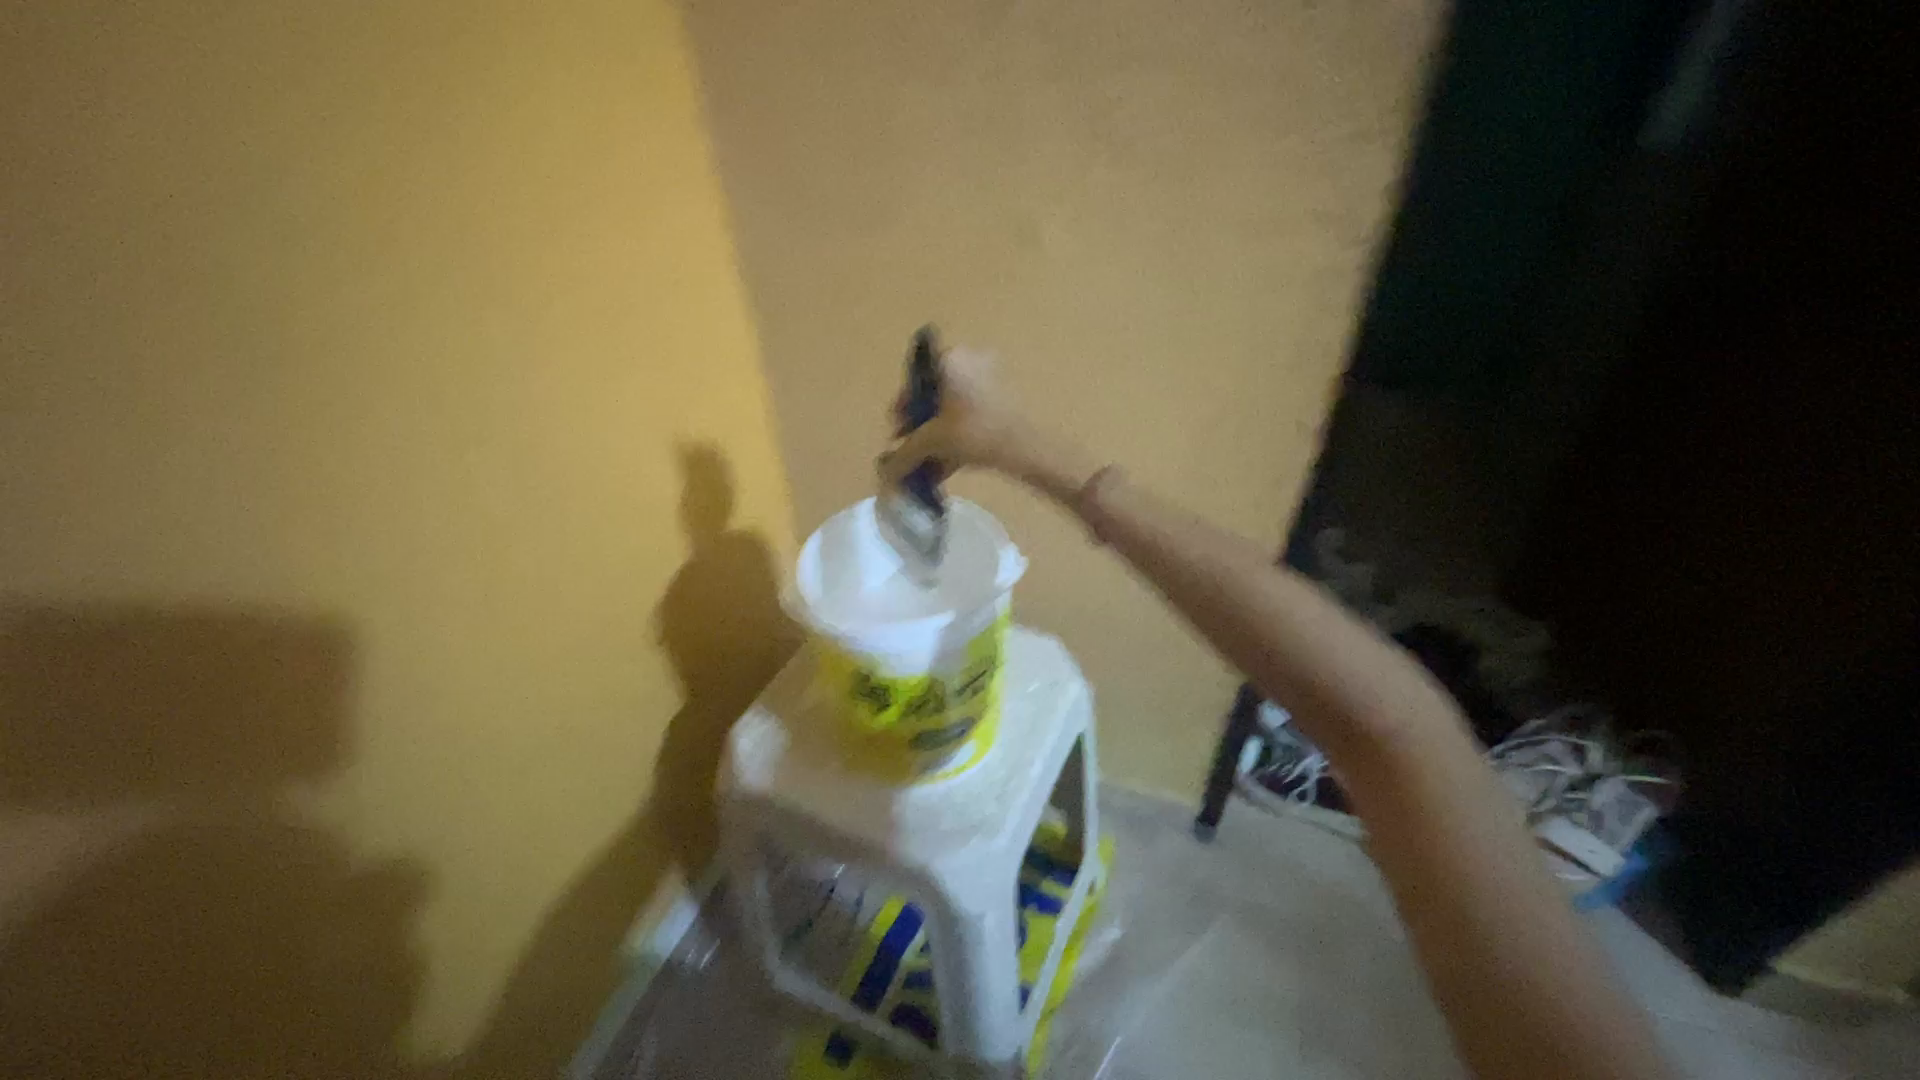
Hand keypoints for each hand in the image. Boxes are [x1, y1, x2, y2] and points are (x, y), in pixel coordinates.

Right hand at [879, 346, 1101, 501]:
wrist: (1027, 448)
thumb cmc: (976, 433)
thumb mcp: (932, 442)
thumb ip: (904, 453)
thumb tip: (886, 471)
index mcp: (951, 358)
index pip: (916, 375)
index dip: (903, 404)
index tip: (898, 429)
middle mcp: (972, 359)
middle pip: (935, 391)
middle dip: (921, 421)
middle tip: (912, 445)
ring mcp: (992, 378)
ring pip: (954, 405)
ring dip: (939, 431)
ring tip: (928, 459)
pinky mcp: (1006, 399)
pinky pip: (972, 414)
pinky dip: (958, 435)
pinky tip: (948, 464)